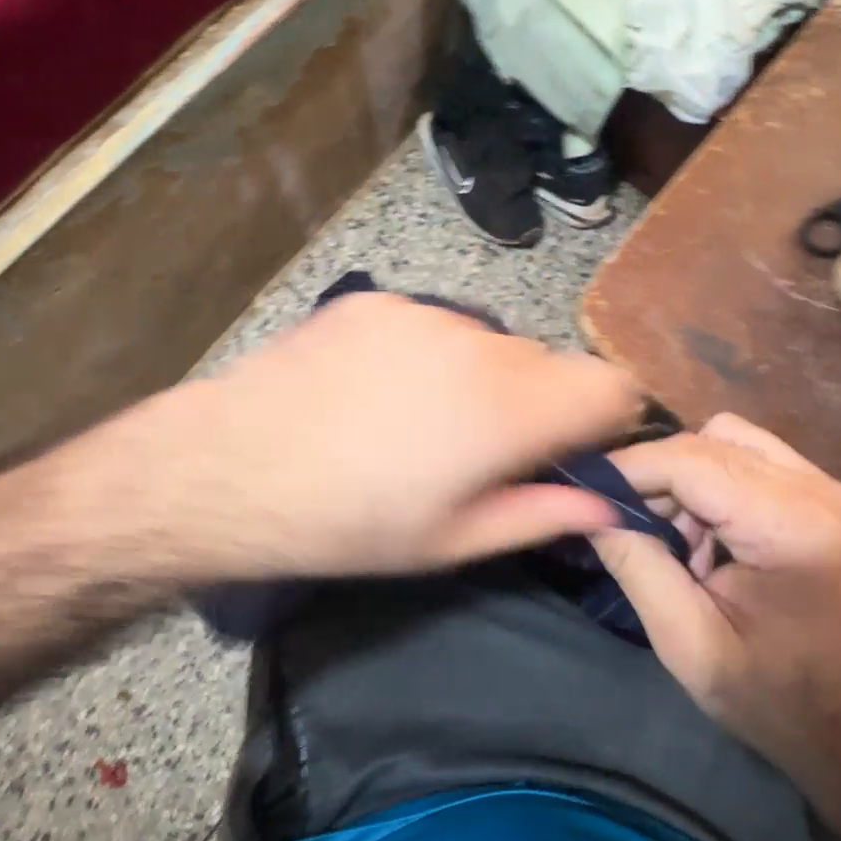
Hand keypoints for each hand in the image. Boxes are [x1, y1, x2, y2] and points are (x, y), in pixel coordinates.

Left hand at [66, 291, 643, 580]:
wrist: (229, 467)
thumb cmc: (347, 523)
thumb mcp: (452, 540)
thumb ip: (543, 514)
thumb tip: (607, 506)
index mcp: (508, 409)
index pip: (610, 385)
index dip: (605, 419)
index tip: (571, 451)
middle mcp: (478, 345)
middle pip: (552, 361)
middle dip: (541, 403)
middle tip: (487, 450)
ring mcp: (423, 313)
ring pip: (493, 341)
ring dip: (485, 377)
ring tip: (424, 422)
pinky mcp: (378, 300)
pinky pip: (436, 325)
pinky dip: (432, 355)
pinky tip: (380, 392)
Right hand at [590, 414, 840, 771]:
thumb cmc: (775, 699)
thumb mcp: (689, 644)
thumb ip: (636, 565)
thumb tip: (588, 507)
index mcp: (792, 526)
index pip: (688, 460)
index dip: (627, 469)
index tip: (581, 493)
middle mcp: (815, 488)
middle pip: (706, 441)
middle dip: (652, 474)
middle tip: (620, 523)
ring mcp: (823, 487)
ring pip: (724, 438)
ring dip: (681, 474)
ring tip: (666, 534)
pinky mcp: (820, 495)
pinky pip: (746, 456)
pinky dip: (709, 479)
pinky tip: (700, 531)